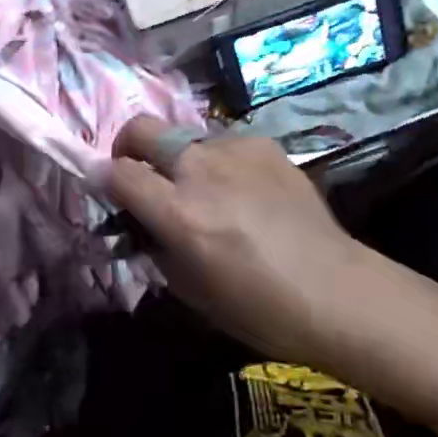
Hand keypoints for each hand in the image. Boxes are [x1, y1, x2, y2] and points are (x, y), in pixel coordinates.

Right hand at [107, 117, 373, 362]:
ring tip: (209, 191)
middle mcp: (201, 168)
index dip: (105, 179)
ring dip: (183, 159)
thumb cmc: (257, 308)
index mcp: (179, 212)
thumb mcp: (189, 290)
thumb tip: (138, 218)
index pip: (118, 172)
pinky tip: (245, 190)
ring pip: (188, 137)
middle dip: (130, 145)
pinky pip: (226, 144)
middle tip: (140, 170)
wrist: (333, 288)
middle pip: (143, 128)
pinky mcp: (265, 143)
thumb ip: (155, 243)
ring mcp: (236, 149)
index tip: (109, 189)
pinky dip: (221, 162)